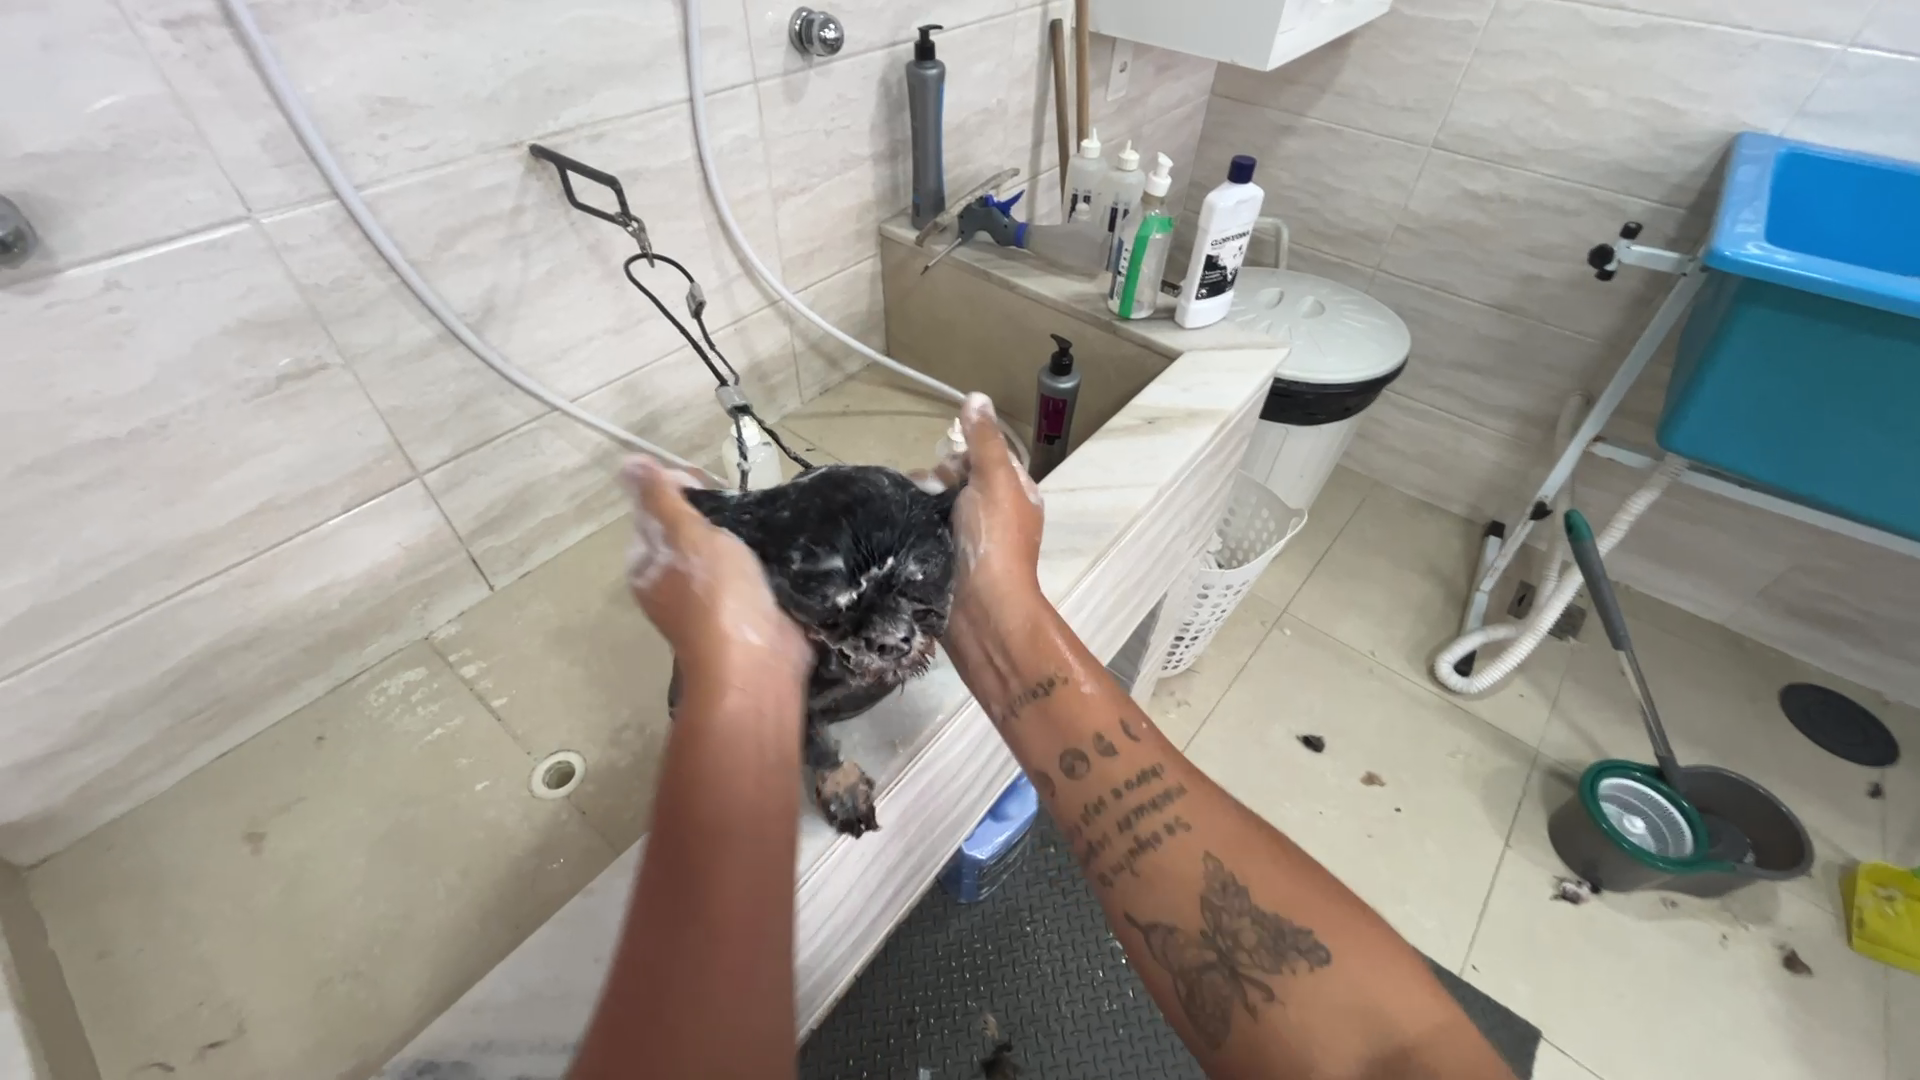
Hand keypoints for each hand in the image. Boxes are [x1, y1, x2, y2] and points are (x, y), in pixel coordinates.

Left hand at [619, 457, 811, 686]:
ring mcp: (714, 602)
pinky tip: (785, 551)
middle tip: (749, 505)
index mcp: (649, 565)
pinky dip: (769, 561)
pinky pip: (756, 574)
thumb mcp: (683, 534)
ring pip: (729, 553)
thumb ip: (659, 497)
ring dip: (749, 537)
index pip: (659, 511)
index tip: (715, 482)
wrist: (758, 660)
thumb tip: (629, 461)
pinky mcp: (749, 613)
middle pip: (695, 532)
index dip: (684, 489)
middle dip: (723, 514)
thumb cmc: (715, 594)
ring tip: (771, 524)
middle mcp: (675, 584)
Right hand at [937, 395, 1049, 701]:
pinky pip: (923, 528)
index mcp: (1016, 494)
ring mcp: (968, 538)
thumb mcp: (995, 480)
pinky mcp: (943, 557)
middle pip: (957, 476)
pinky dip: (913, 524)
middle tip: (934, 493)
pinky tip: (901, 526)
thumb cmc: (994, 540)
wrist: (980, 609)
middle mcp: (994, 513)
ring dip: (922, 501)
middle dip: (940, 477)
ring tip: (914, 511)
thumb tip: (976, 397)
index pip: (986, 456)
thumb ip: (984, 440)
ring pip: (936, 501)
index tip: (953, 466)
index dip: (966, 453)